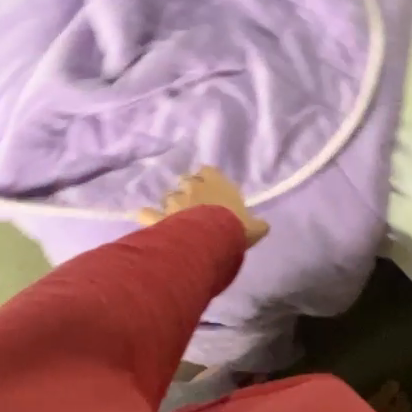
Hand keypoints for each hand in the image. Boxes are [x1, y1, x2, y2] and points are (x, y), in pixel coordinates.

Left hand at [136, 166, 268, 246]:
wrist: (211, 240)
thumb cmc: (235, 228)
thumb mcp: (255, 227)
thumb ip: (257, 224)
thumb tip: (263, 226)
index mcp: (216, 182)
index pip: (208, 171)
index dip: (207, 178)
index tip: (210, 188)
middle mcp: (193, 186)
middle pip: (186, 182)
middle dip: (188, 190)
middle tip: (194, 205)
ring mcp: (174, 200)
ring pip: (168, 196)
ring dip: (171, 204)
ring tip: (175, 217)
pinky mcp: (160, 216)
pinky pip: (148, 213)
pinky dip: (149, 216)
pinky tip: (150, 221)